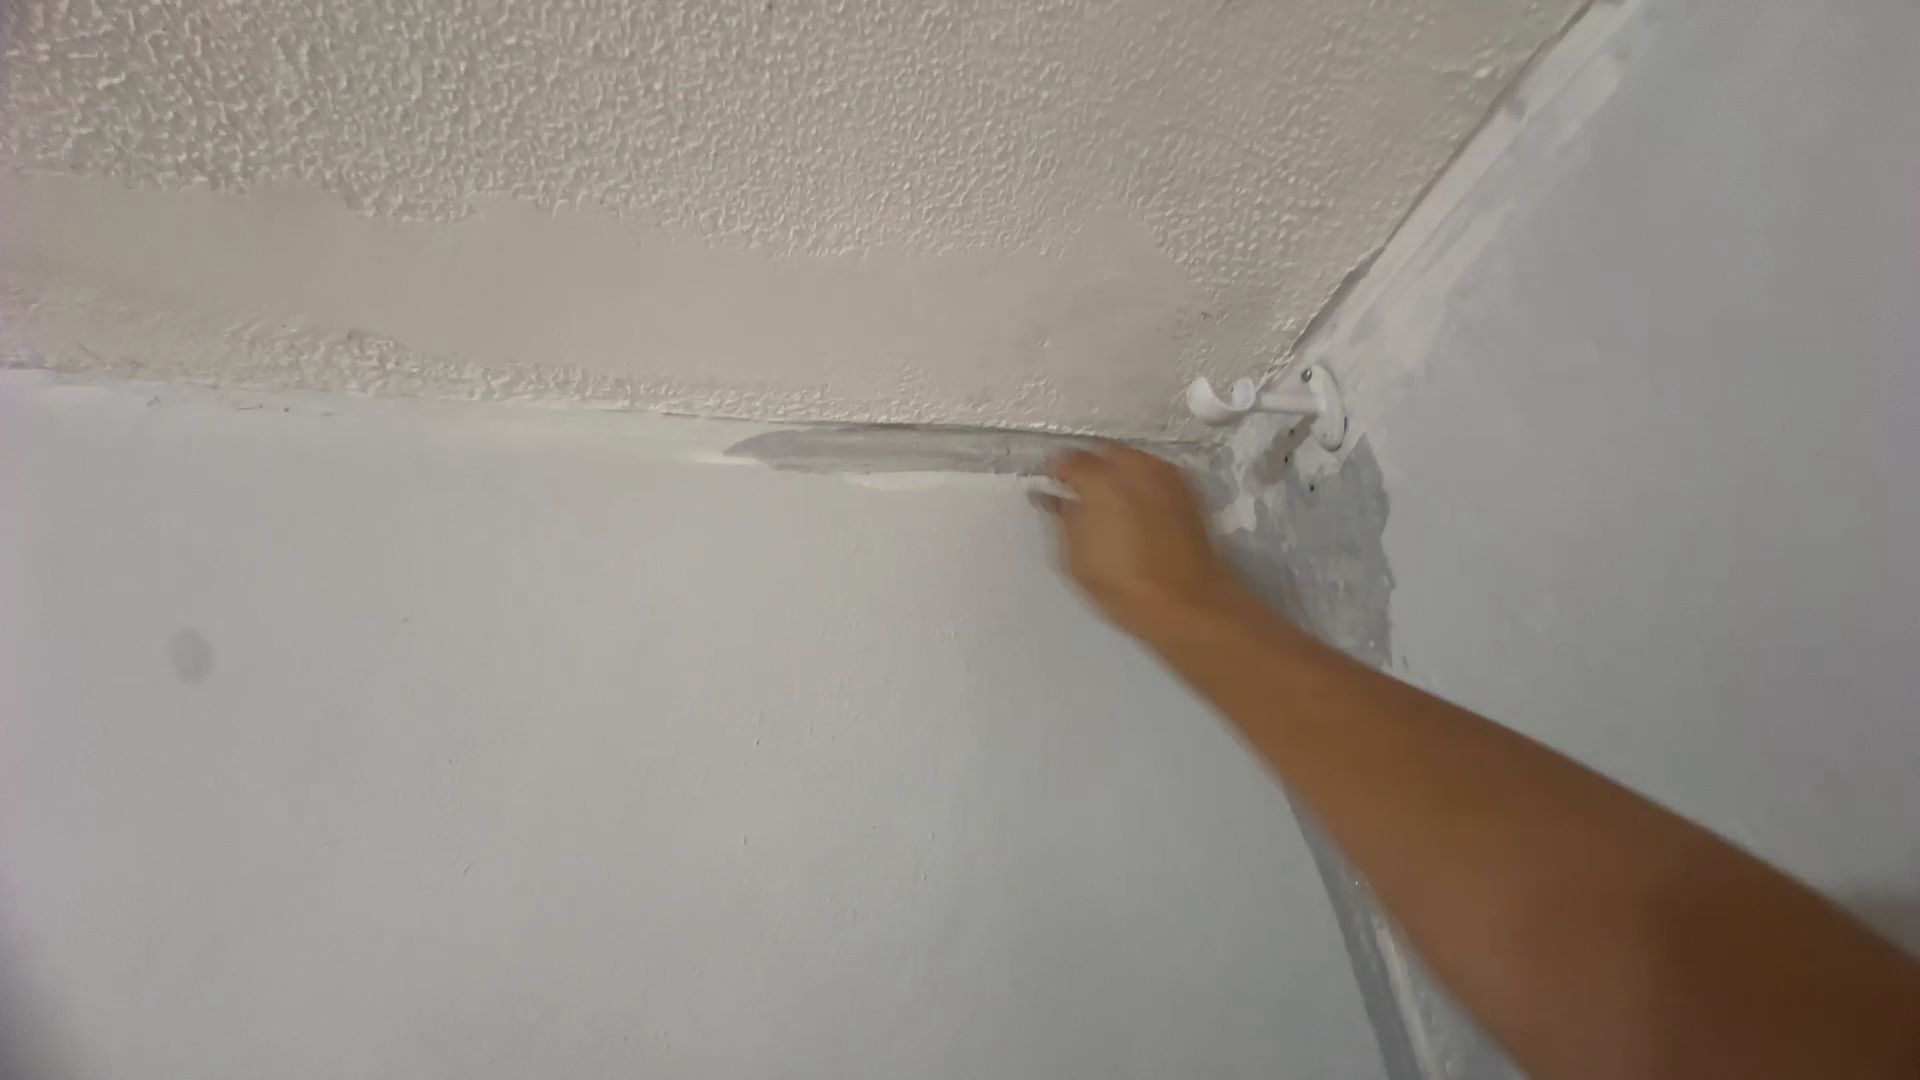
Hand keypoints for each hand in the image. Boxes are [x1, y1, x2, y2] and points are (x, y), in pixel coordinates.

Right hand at [1038, 442, 1253, 636]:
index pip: (1067, 459)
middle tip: (1077, 490)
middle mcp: (1134, 468)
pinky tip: (1134, 502)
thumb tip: (1053, 497)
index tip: (1049, 485)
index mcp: (1100, 483)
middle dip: (1087, 464)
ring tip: (1106, 496)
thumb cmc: (1123, 586)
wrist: (1188, 603)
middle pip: (1102, 451)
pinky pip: (1154, 471)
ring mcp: (1166, 476)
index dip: (1054, 470)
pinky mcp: (1188, 490)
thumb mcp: (1076, 559)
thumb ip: (1062, 519)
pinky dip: (1139, 478)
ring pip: (1132, 457)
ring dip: (1115, 469)